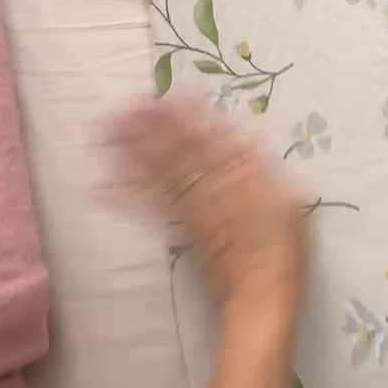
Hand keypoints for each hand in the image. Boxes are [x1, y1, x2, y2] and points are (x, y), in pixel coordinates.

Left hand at [111, 93, 307, 321]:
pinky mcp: (180, 229)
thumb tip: (248, 138)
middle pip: (177, 150)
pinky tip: (99, 185)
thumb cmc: (285, 248)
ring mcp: (191, 208)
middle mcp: (211, 187)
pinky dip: (123, 197)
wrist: (262, 294)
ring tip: (107, 132)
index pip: (210, 138)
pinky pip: (149, 210)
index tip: (173, 93)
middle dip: (152, 126)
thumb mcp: (289, 201)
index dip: (189, 115)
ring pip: (158, 174)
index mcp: (240, 176)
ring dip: (131, 151)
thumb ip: (266, 170)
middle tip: (127, 103)